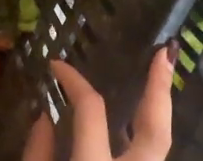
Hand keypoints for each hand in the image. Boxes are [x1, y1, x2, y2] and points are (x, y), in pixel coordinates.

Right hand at [22, 49, 174, 160]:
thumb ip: (37, 153)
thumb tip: (42, 116)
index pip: (89, 109)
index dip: (72, 80)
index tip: (56, 64)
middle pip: (153, 129)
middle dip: (160, 89)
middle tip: (165, 52)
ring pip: (162, 142)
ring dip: (160, 110)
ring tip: (161, 78)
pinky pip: (151, 156)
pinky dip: (146, 134)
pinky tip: (139, 120)